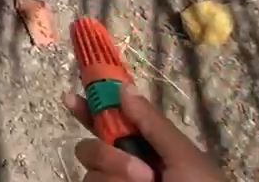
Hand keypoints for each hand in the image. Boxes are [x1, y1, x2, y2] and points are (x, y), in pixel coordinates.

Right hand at [66, 89, 225, 181]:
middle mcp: (130, 170)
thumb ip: (154, 124)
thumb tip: (123, 86)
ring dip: (115, 176)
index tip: (70, 99)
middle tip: (140, 172)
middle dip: (106, 153)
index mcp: (151, 155)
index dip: (88, 108)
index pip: (110, 125)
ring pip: (90, 169)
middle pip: (90, 144)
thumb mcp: (188, 161)